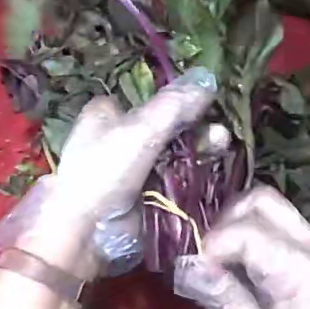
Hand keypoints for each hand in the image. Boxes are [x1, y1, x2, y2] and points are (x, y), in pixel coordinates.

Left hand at [0, 66, 216, 278]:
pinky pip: (176, 177)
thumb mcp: (139, 131)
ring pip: (175, 152)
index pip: (145, 97)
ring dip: (199, 148)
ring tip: (221, 145)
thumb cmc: (104, 172)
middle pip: (167, 125)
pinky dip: (194, 173)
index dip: (174, 97)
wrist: (88, 232)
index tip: (204, 98)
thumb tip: (208, 76)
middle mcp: (119, 138)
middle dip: (194, 125)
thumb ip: (173, 105)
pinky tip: (215, 166)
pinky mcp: (147, 195)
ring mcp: (134, 169)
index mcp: (106, 115)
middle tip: (218, 130)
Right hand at [175, 187, 309, 308]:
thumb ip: (224, 302)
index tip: (190, 274)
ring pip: (270, 213)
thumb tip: (186, 265)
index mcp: (306, 270)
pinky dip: (248, 242)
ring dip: (236, 229)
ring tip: (214, 264)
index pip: (247, 231)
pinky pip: (276, 234)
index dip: (210, 245)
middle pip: (263, 202)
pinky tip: (234, 272)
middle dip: (224, 222)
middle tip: (203, 259)